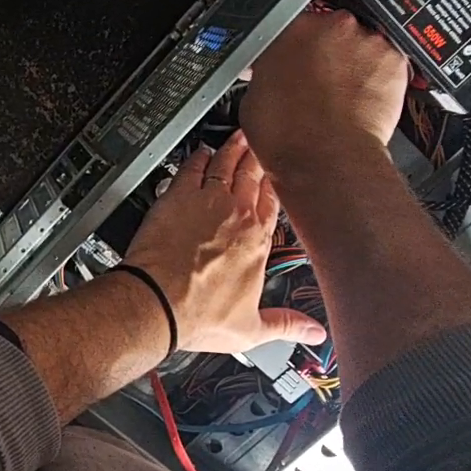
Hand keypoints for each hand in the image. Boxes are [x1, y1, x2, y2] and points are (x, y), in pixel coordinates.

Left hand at [122, 131, 328, 354]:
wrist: (157, 304)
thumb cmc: (196, 315)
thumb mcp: (250, 329)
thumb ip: (285, 325)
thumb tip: (312, 332)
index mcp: (258, 242)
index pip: (275, 202)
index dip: (277, 185)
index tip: (278, 177)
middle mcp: (237, 215)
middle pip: (254, 175)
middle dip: (260, 157)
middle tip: (263, 144)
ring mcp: (208, 202)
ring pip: (227, 164)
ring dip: (234, 148)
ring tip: (240, 137)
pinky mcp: (178, 198)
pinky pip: (192, 167)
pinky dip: (199, 157)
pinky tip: (200, 152)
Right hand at [238, 10, 408, 185]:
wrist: (325, 161)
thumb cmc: (288, 136)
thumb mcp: (253, 101)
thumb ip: (264, 74)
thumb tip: (268, 74)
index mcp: (292, 30)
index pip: (285, 27)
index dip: (283, 48)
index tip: (282, 62)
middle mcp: (333, 26)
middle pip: (326, 32)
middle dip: (319, 54)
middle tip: (309, 84)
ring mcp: (367, 42)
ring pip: (356, 46)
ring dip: (347, 65)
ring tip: (333, 98)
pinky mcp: (394, 61)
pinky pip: (382, 63)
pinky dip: (371, 79)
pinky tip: (354, 102)